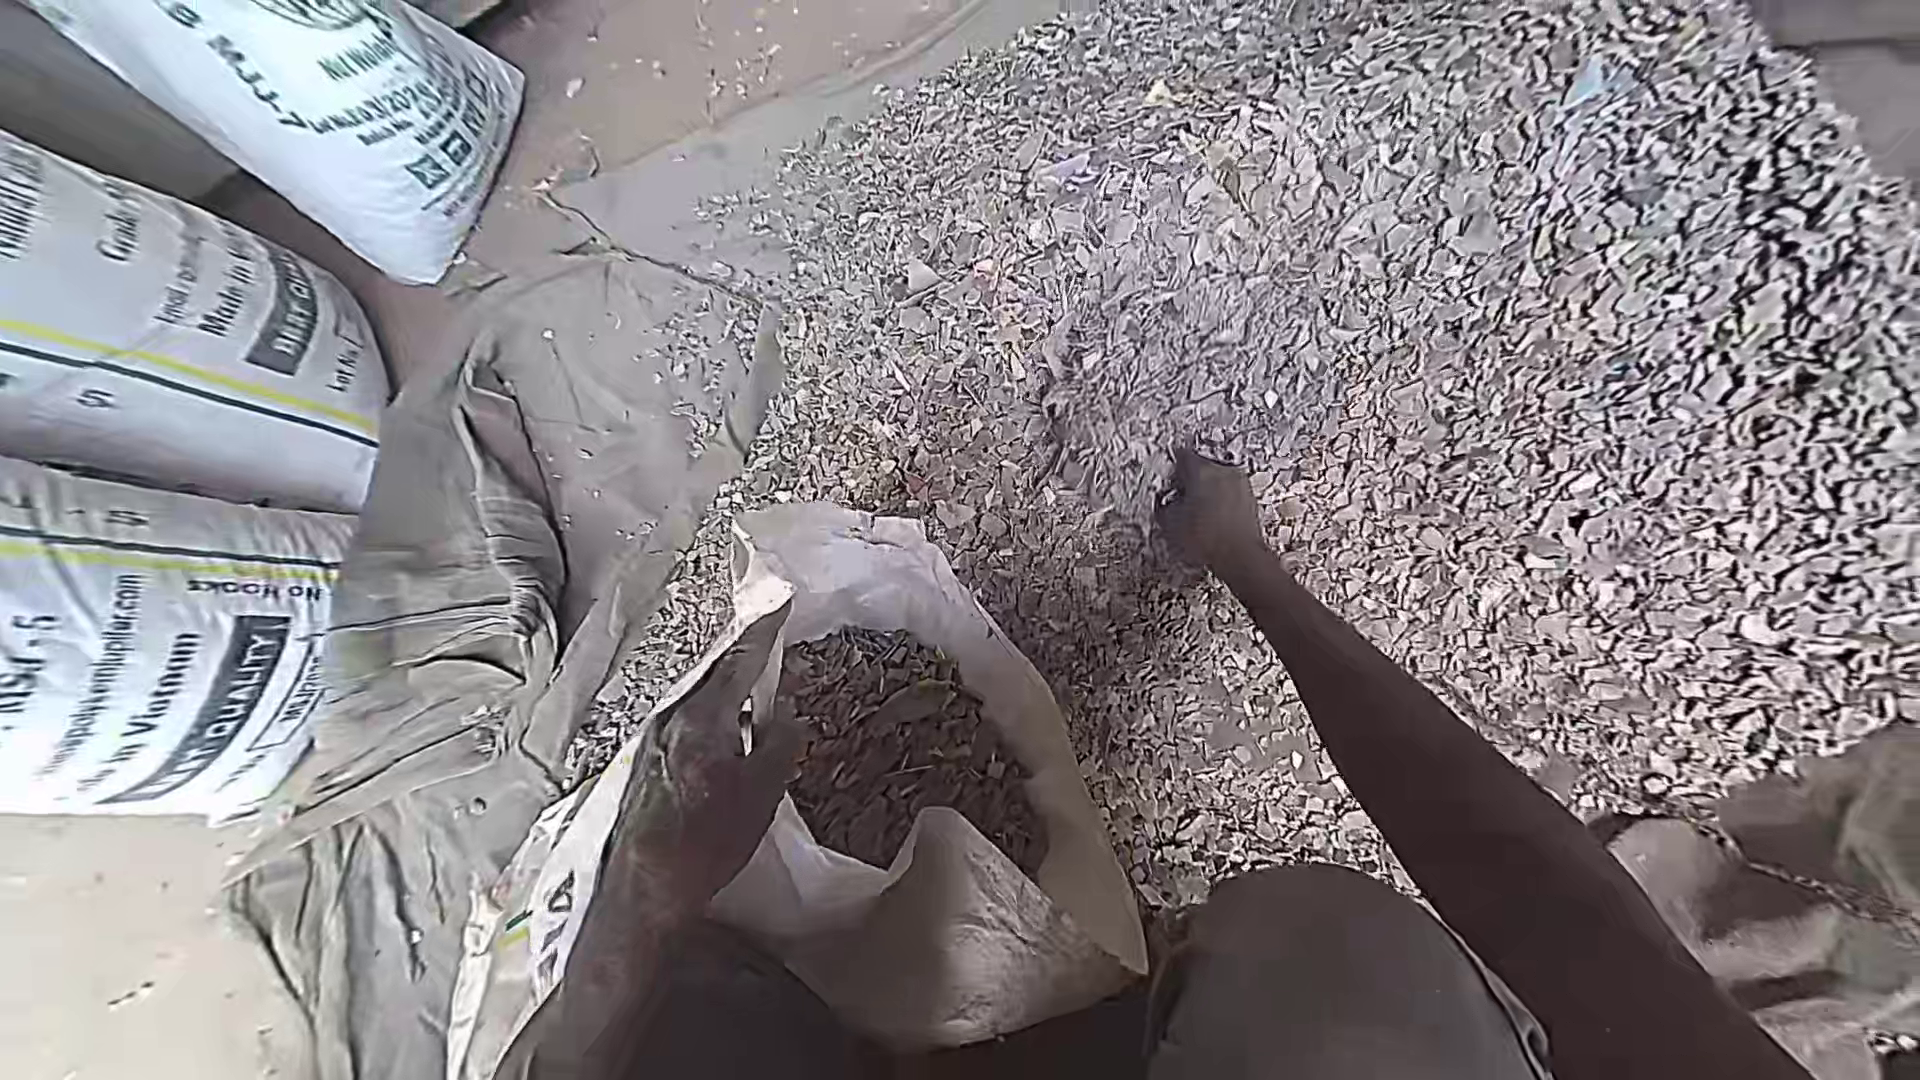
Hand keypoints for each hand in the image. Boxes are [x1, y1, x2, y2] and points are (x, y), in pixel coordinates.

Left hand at [611, 605, 802, 918]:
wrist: (642, 892)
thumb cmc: (707, 842)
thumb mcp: (761, 793)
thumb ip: (780, 744)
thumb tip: (788, 716)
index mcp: (703, 719)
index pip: (741, 661)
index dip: (766, 630)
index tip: (783, 600)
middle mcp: (674, 718)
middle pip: (718, 671)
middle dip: (749, 655)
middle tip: (777, 645)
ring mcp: (656, 737)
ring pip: (704, 694)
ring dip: (734, 685)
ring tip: (760, 688)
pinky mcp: (650, 756)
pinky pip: (693, 714)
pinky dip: (718, 708)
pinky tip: (732, 726)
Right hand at [1156, 446, 1268, 578]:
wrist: (1239, 558)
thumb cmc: (1207, 539)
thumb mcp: (1169, 522)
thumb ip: (1164, 504)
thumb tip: (1165, 502)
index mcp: (1202, 470)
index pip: (1181, 455)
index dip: (1170, 467)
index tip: (1166, 476)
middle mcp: (1224, 472)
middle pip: (1201, 466)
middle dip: (1188, 480)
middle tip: (1176, 497)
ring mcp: (1241, 485)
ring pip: (1217, 480)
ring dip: (1205, 491)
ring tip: (1194, 512)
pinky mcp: (1250, 501)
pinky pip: (1229, 494)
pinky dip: (1219, 502)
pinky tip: (1210, 520)